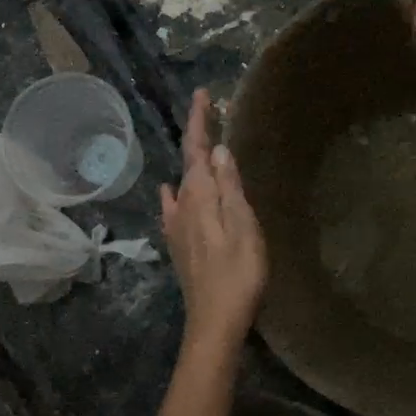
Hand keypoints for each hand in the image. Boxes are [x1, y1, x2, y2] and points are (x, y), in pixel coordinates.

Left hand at [161, 89, 267, 354]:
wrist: (215, 322)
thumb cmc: (237, 274)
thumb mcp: (243, 226)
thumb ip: (229, 187)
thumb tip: (217, 150)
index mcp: (198, 197)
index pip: (196, 149)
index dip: (199, 121)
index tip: (202, 93)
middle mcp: (181, 207)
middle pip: (188, 163)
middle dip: (197, 136)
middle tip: (209, 112)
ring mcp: (177, 227)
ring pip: (183, 184)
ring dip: (192, 163)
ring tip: (202, 148)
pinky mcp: (180, 245)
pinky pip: (176, 206)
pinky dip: (178, 191)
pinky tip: (172, 192)